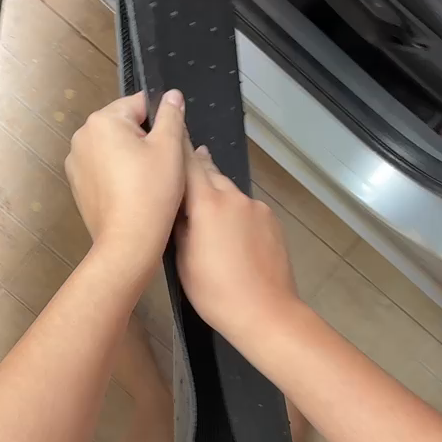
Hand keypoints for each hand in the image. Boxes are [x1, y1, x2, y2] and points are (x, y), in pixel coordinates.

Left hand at [65, 90, 187, 271]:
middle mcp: (82, 136)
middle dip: (144, 140)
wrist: (129, 241)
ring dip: (131, 157)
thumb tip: (172, 95)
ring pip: (114, 148)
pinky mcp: (78, 184)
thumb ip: (171, 115)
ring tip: (147, 181)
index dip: (160, 122)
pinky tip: (132, 193)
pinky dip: (118, 175)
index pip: (139, 104)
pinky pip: (104, 169)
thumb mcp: (170, 147)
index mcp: (103, 121)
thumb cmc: (151, 192)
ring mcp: (76, 162)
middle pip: (124, 125)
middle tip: (161, 166)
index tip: (169, 145)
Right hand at [174, 144, 305, 347]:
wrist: (267, 312)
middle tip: (181, 170)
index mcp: (207, 204)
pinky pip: (247, 209)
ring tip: (205, 216)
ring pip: (230, 193)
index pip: (188, 163)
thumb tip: (178, 206)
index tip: (170, 130)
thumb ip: (179, 224)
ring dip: (216, 197)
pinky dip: (235, 214)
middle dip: (196, 171)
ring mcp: (257, 208)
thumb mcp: (183, 259)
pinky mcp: (272, 221)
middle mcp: (234, 197)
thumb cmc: (215, 291)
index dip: (178, 146)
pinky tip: (230, 236)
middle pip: (211, 174)